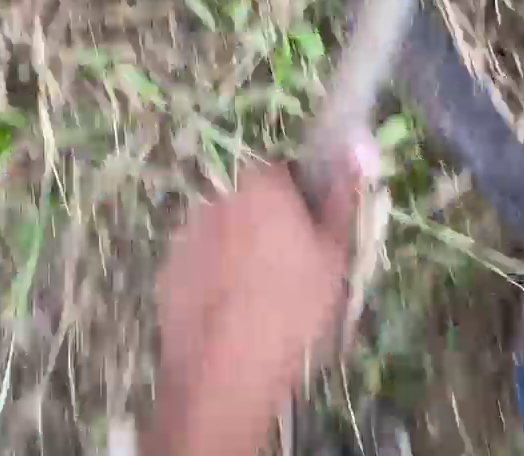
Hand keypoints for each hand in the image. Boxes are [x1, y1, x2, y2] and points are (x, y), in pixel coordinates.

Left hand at [149, 153, 370, 455]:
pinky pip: (199, 262)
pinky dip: (213, 276)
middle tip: (291, 266)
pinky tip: (230, 311)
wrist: (225, 373)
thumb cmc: (292, 306)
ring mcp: (186, 233)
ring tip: (259, 296)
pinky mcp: (167, 270)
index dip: (302, 201)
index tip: (312, 233)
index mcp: (261, 183)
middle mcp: (219, 196)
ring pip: (224, 231)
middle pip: (251, 200)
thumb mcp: (334, 252)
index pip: (285, 171)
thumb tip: (355, 150)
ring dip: (239, 248)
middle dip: (269, 222)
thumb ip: (342, 195)